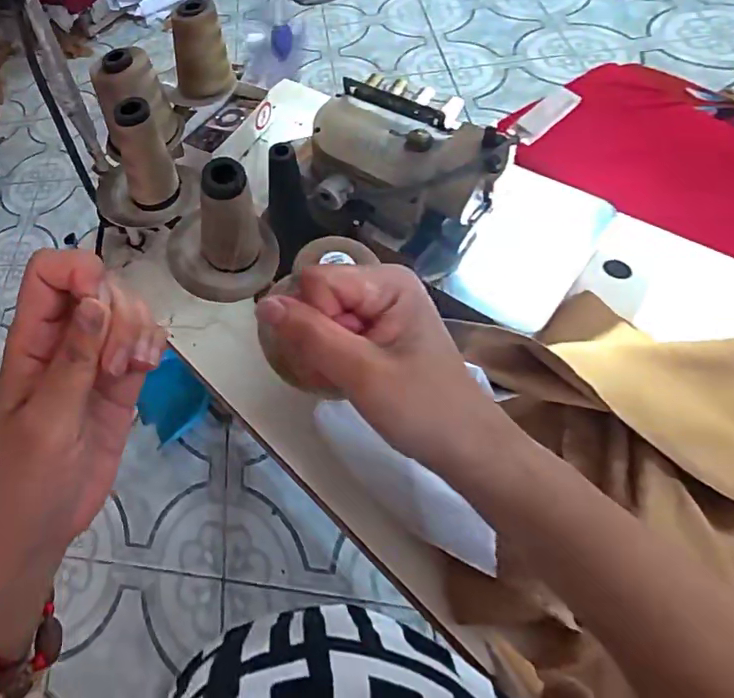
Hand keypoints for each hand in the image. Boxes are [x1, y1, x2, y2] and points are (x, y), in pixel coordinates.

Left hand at [0, 249, 164, 660]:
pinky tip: (147, 369)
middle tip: (115, 365)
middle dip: (118, 311)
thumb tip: (96, 301)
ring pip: (126, 307)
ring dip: (138, 329)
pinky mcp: (121, 381)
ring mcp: (95, 358)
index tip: (97, 305)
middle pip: (99, 283)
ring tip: (131, 372)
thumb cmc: (22, 479)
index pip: (47, 271)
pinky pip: (143, 339)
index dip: (76, 271)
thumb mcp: (44, 421)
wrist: (35, 532)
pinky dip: (152, 344)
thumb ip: (72, 360)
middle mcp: (64, 337)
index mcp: (31, 338)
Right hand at [255, 263, 513, 474]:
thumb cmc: (424, 410)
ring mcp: (378, 309)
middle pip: (314, 297)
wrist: (470, 452)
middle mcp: (381, 285)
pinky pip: (330, 332)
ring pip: (317, 317)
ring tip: (346, 381)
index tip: (340, 358)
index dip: (314, 320)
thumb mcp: (362, 373)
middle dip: (315, 338)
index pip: (315, 282)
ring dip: (320, 352)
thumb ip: (310, 335)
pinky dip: (329, 358)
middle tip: (341, 374)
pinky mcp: (375, 331)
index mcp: (387, 281)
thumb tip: (263, 304)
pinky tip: (346, 380)